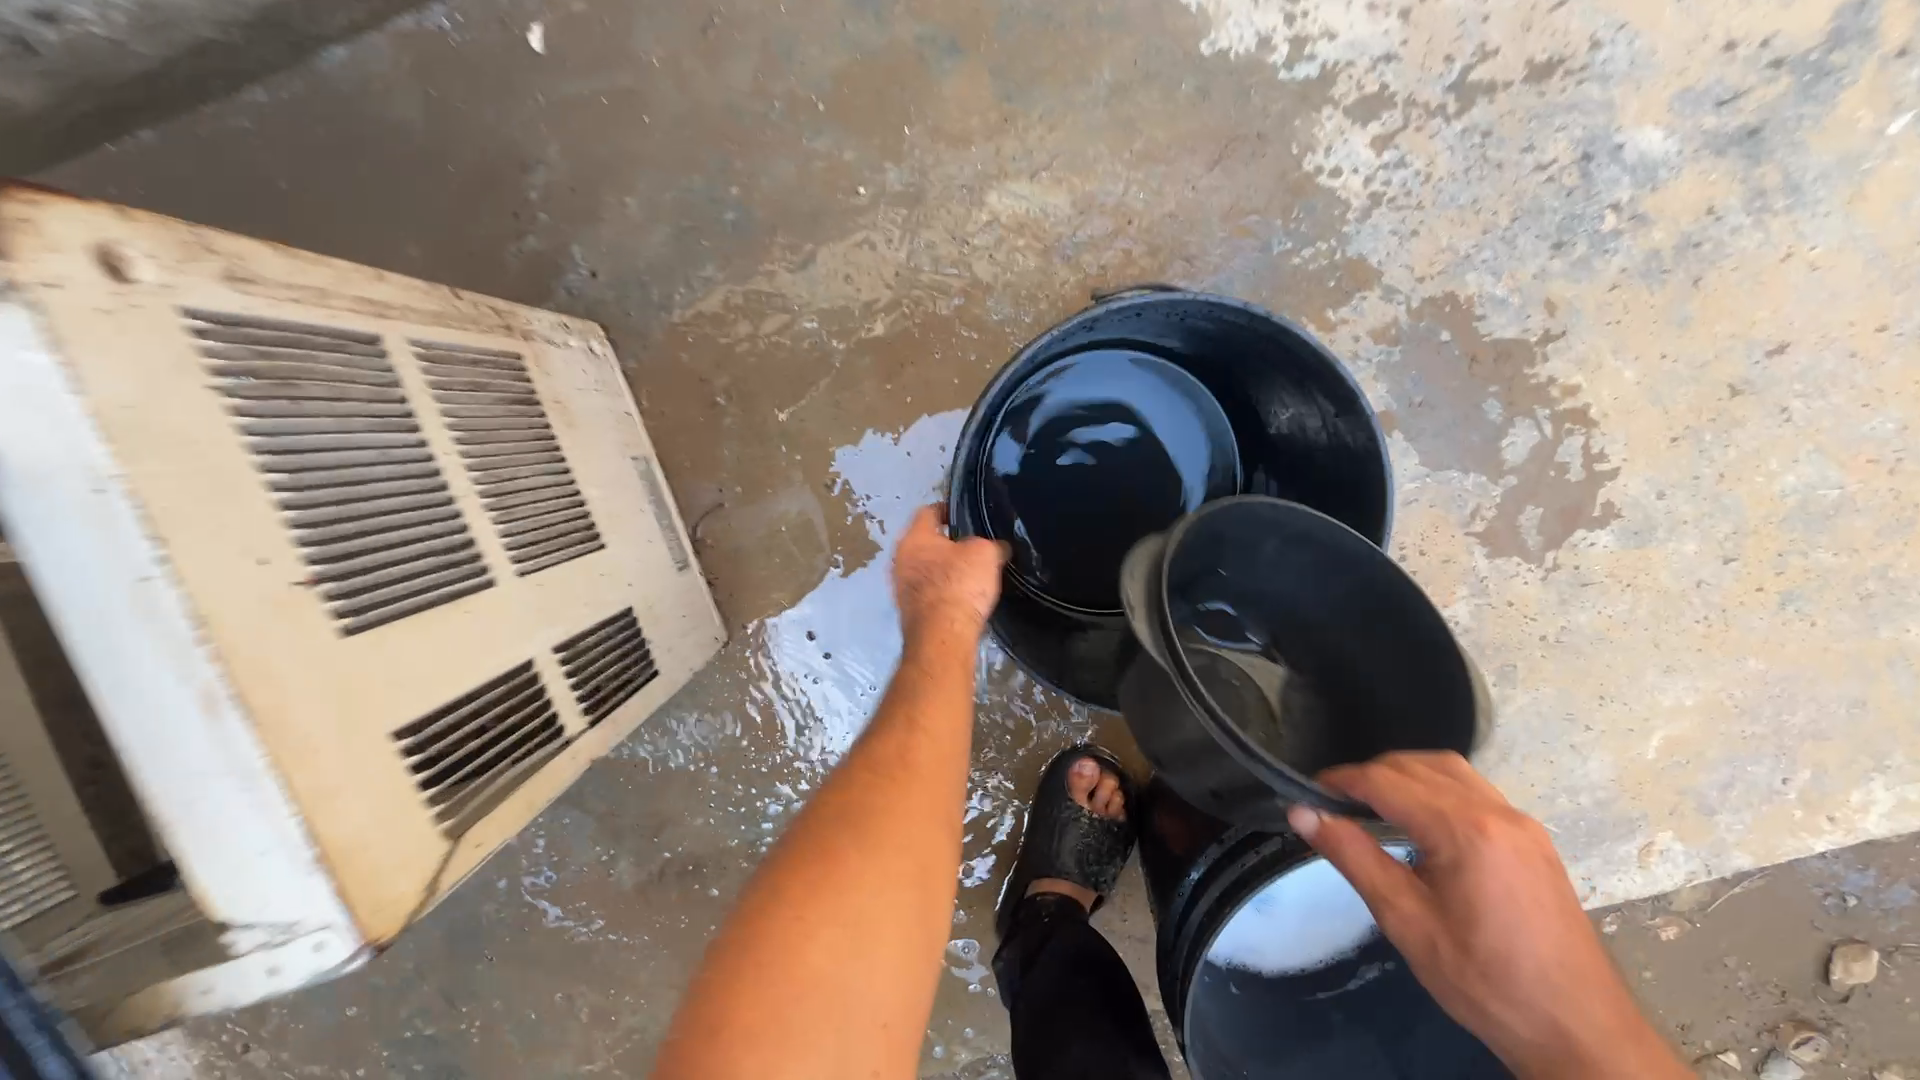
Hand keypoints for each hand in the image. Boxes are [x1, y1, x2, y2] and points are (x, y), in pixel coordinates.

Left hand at [890, 506, 1006, 642]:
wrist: (942, 636)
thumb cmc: (960, 585)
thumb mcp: (986, 555)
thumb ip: (991, 545)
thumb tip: (997, 548)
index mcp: (914, 537)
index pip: (928, 511)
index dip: (949, 510)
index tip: (966, 515)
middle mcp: (900, 559)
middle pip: (925, 542)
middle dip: (948, 543)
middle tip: (973, 547)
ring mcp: (901, 587)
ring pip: (925, 568)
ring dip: (944, 570)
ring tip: (971, 574)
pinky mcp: (908, 611)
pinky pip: (927, 592)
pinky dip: (942, 591)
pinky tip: (961, 598)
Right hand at [1289, 752, 1687, 1079]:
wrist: (1579, 1032)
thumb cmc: (1484, 981)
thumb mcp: (1405, 920)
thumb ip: (1352, 856)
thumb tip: (1302, 813)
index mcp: (1465, 830)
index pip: (1386, 782)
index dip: (1340, 781)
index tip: (1306, 794)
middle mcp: (1497, 812)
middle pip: (1417, 766)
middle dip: (1369, 777)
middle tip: (1333, 807)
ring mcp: (1522, 824)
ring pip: (1448, 771)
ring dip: (1403, 777)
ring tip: (1370, 809)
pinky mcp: (1533, 841)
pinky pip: (1473, 792)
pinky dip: (1435, 790)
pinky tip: (1418, 824)